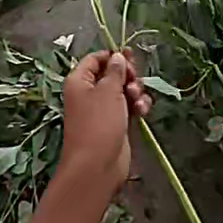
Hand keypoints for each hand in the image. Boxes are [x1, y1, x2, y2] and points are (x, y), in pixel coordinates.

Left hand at [58, 51, 150, 198]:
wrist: (97, 166)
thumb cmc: (99, 123)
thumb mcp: (108, 91)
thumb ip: (115, 71)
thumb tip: (118, 56)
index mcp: (80, 80)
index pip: (95, 59)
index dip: (112, 57)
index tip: (129, 58)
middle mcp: (90, 93)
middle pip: (112, 74)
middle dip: (128, 76)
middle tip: (134, 81)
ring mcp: (104, 109)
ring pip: (124, 90)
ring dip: (135, 91)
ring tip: (137, 100)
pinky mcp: (116, 123)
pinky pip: (129, 107)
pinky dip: (137, 106)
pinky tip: (142, 112)